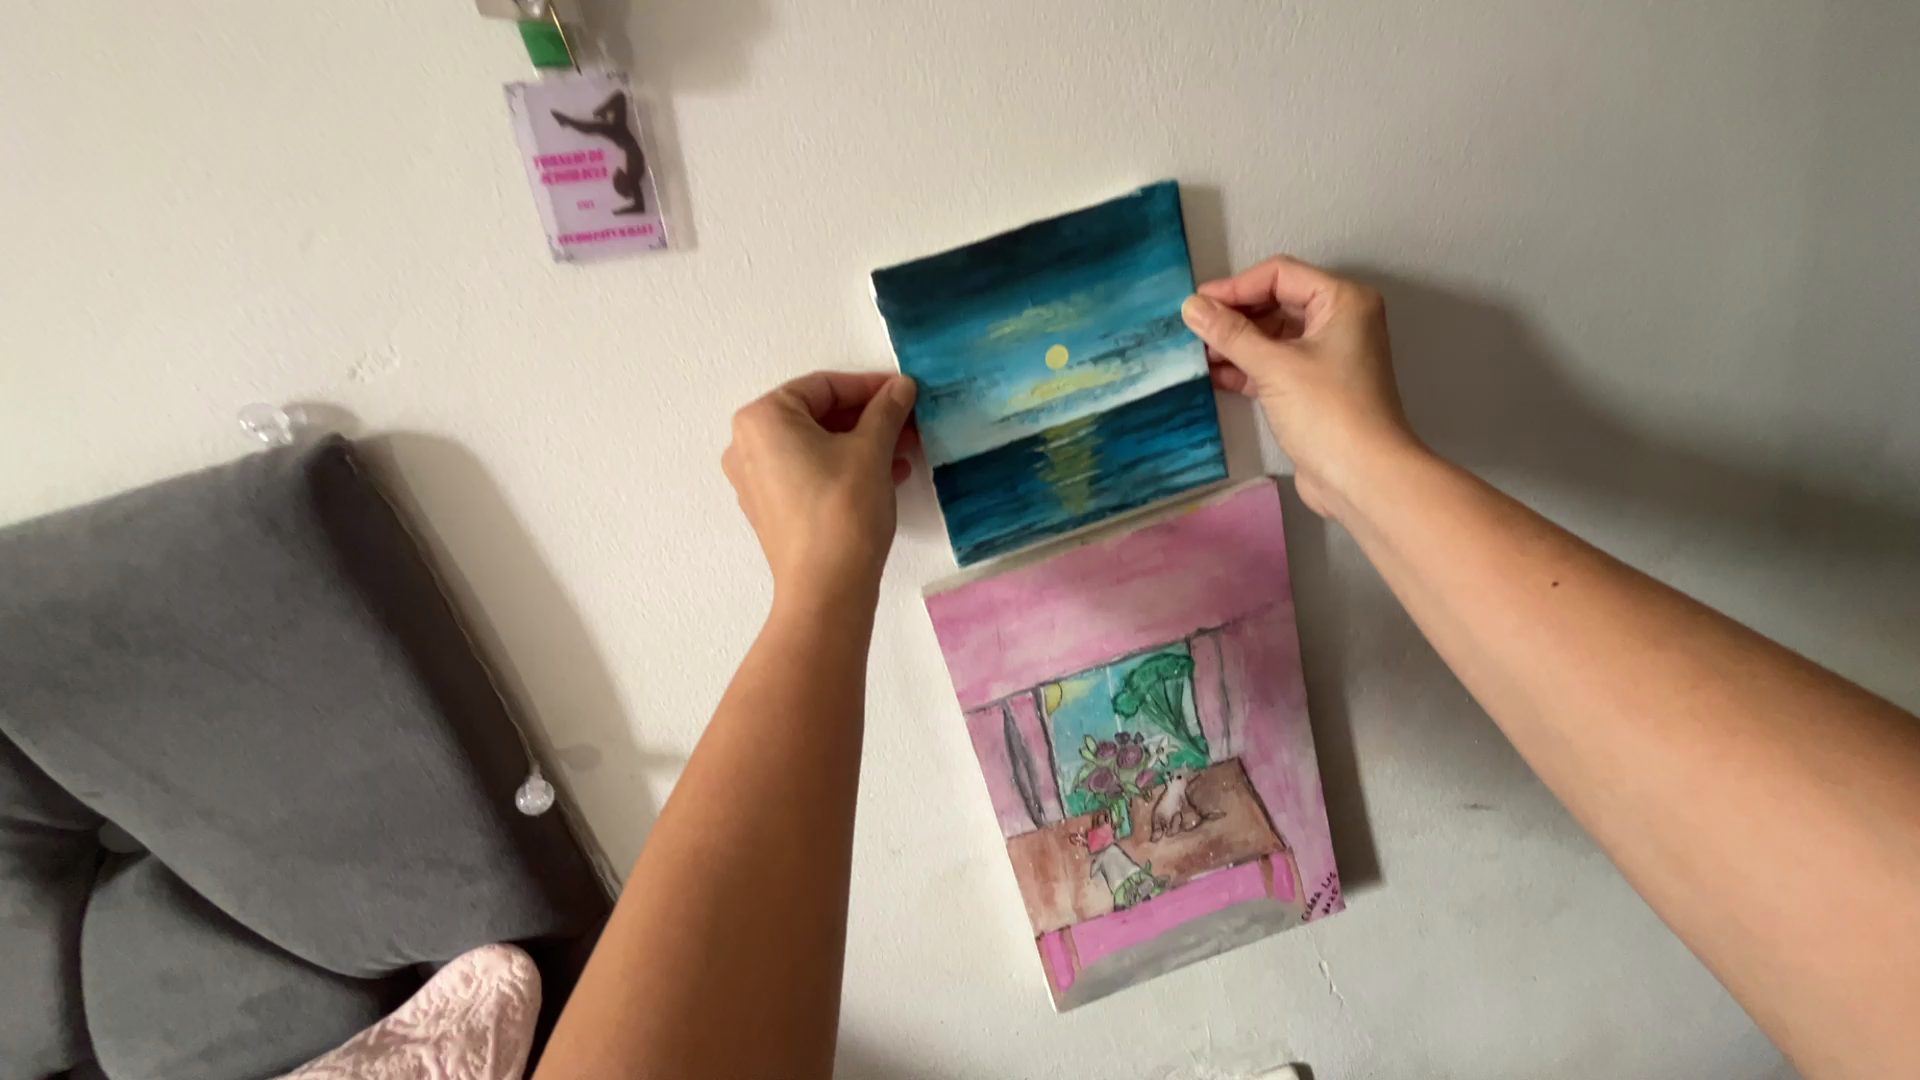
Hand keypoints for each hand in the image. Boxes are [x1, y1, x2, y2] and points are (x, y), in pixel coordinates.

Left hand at [721, 371, 918, 605]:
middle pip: (818, 416)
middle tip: (909, 422)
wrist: (827, 588)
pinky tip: (886, 475)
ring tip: (905, 451)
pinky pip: (811, 473)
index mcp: (763, 419)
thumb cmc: (843, 509)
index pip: (823, 387)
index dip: (869, 386)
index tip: (904, 391)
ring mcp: (756, 480)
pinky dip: (846, 468)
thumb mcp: (871, 450)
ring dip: (863, 444)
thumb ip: (886, 410)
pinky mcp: (772, 510)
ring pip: (817, 447)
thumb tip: (901, 386)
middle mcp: (748, 445)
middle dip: (868, 418)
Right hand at [1180, 256, 1421, 519]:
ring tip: (1195, 354)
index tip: (1195, 306)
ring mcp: (1326, 355)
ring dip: (1234, 343)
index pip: (1279, 275)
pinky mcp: (1312, 387)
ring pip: (1271, 336)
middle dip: (1233, 316)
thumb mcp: (1273, 366)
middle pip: (1275, 303)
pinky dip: (1244, 367)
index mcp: (1342, 301)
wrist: (1361, 475)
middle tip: (1191, 330)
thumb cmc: (1327, 411)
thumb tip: (1191, 307)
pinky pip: (1272, 365)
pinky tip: (1212, 374)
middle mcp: (1338, 321)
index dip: (1234, 287)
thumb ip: (1229, 333)